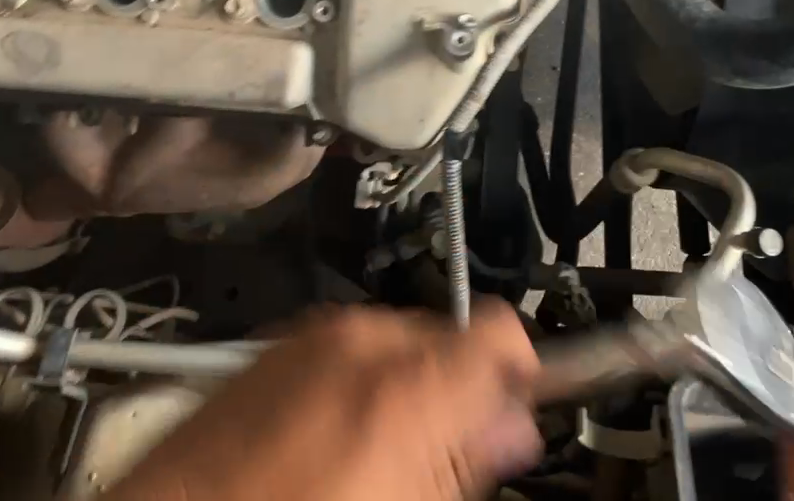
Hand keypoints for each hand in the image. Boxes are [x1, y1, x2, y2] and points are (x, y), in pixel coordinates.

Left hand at [109, 303, 543, 500]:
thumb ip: (469, 461)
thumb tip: (512, 428)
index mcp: (405, 385)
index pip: (501, 332)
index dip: (520, 368)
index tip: (516, 404)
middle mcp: (361, 342)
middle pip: (451, 334)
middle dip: (459, 383)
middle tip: (444, 449)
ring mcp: (310, 337)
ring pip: (399, 338)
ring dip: (407, 381)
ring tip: (377, 452)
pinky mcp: (272, 346)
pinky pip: (345, 344)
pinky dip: (357, 377)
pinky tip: (331, 438)